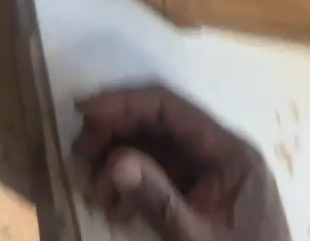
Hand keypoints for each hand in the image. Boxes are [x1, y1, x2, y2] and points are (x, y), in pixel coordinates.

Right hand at [73, 84, 289, 240]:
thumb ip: (160, 202)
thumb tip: (115, 161)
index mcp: (229, 152)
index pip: (166, 105)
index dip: (121, 102)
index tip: (82, 112)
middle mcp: (218, 151)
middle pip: (151, 120)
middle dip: (111, 135)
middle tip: (80, 156)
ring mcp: (207, 170)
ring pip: (147, 144)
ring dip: (114, 161)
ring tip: (94, 192)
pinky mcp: (197, 191)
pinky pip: (153, 170)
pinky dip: (127, 182)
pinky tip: (113, 208)